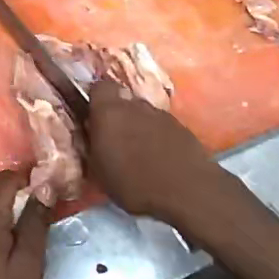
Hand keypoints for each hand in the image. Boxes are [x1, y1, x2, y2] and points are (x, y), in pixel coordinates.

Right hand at [85, 81, 231, 222]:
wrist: (187, 191)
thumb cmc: (133, 182)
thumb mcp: (98, 169)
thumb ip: (93, 144)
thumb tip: (91, 132)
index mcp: (109, 111)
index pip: (99, 87)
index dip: (96, 99)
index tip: (93, 116)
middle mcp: (135, 105)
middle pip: (124, 101)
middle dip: (118, 115)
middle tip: (115, 139)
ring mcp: (162, 115)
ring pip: (144, 114)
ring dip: (139, 127)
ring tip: (139, 153)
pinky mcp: (183, 128)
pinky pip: (163, 127)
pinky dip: (158, 138)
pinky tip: (160, 160)